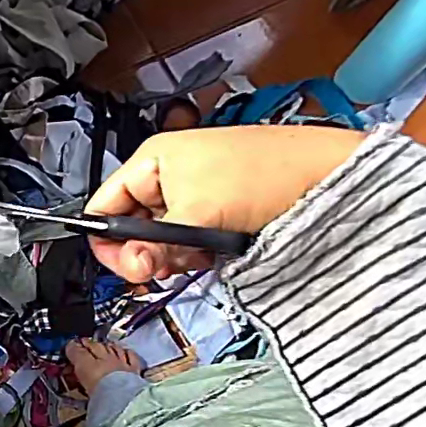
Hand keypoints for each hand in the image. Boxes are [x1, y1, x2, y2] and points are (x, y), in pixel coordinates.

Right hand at [85, 126, 366, 281]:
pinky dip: (191, 255)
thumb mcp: (195, 213)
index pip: (103, 207)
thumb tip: (129, 265)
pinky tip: (209, 253)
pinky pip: (181, 244)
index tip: (128, 266)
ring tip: (197, 253)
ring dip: (171, 256)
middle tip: (163, 264)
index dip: (109, 241)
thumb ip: (153, 244)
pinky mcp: (208, 213)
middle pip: (129, 229)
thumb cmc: (267, 172)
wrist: (322, 180)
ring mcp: (188, 196)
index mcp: (152, 160)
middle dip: (145, 252)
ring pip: (155, 241)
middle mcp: (166, 177)